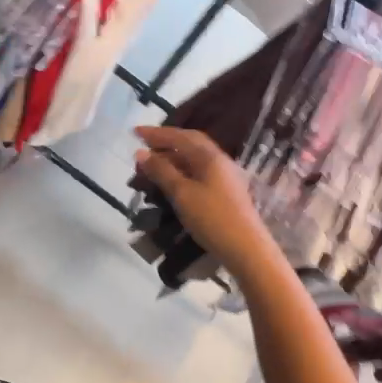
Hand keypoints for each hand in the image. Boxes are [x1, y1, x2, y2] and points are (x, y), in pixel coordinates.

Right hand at [134, 127, 270, 266]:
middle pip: (190, 143)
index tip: (134, 132)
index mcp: (209, 157)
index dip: (156, 133)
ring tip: (152, 165)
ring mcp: (225, 176)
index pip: (179, 136)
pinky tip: (172, 181)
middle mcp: (220, 161)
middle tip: (144, 145)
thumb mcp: (181, 193)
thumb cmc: (212, 218)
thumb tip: (140, 152)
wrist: (247, 250)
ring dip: (173, 157)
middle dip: (166, 142)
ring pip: (195, 158)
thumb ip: (161, 171)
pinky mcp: (226, 191)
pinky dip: (182, 170)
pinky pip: (200, 171)